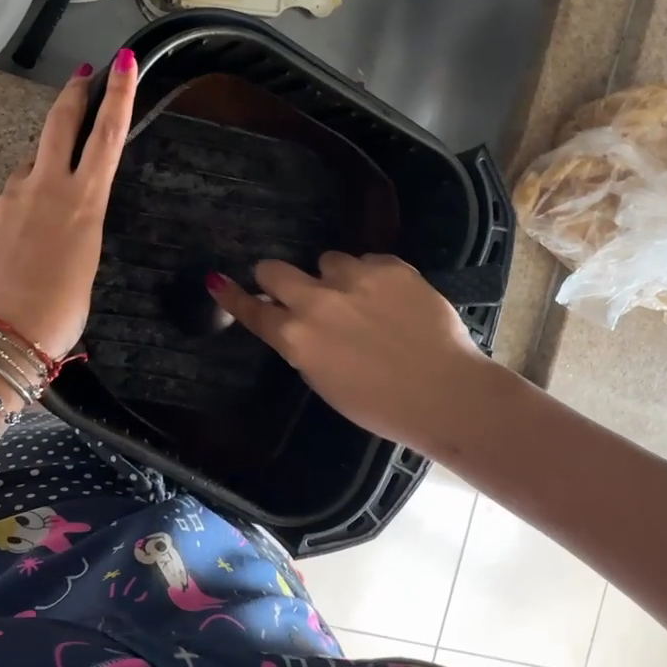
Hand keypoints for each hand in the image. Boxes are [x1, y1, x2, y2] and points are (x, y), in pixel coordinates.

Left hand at [0, 51, 138, 357]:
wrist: (0, 335)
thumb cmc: (59, 312)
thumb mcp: (85, 262)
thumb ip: (76, 224)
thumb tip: (62, 211)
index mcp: (83, 201)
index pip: (106, 135)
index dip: (118, 95)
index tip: (122, 63)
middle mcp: (45, 187)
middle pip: (59, 123)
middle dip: (73, 93)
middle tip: (81, 74)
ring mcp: (10, 198)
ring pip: (30, 166)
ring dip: (41, 168)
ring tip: (48, 208)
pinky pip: (10, 200)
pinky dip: (20, 207)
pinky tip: (20, 241)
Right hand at [208, 252, 503, 446]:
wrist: (449, 394)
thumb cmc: (381, 405)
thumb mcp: (324, 381)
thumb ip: (301, 346)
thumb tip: (290, 322)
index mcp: (296, 338)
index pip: (251, 309)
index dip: (231, 296)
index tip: (217, 282)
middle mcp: (316, 301)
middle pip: (274, 269)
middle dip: (279, 279)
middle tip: (298, 292)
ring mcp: (354, 279)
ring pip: (326, 261)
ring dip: (334, 278)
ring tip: (363, 302)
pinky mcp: (390, 266)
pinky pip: (367, 261)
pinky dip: (373, 278)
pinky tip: (394, 301)